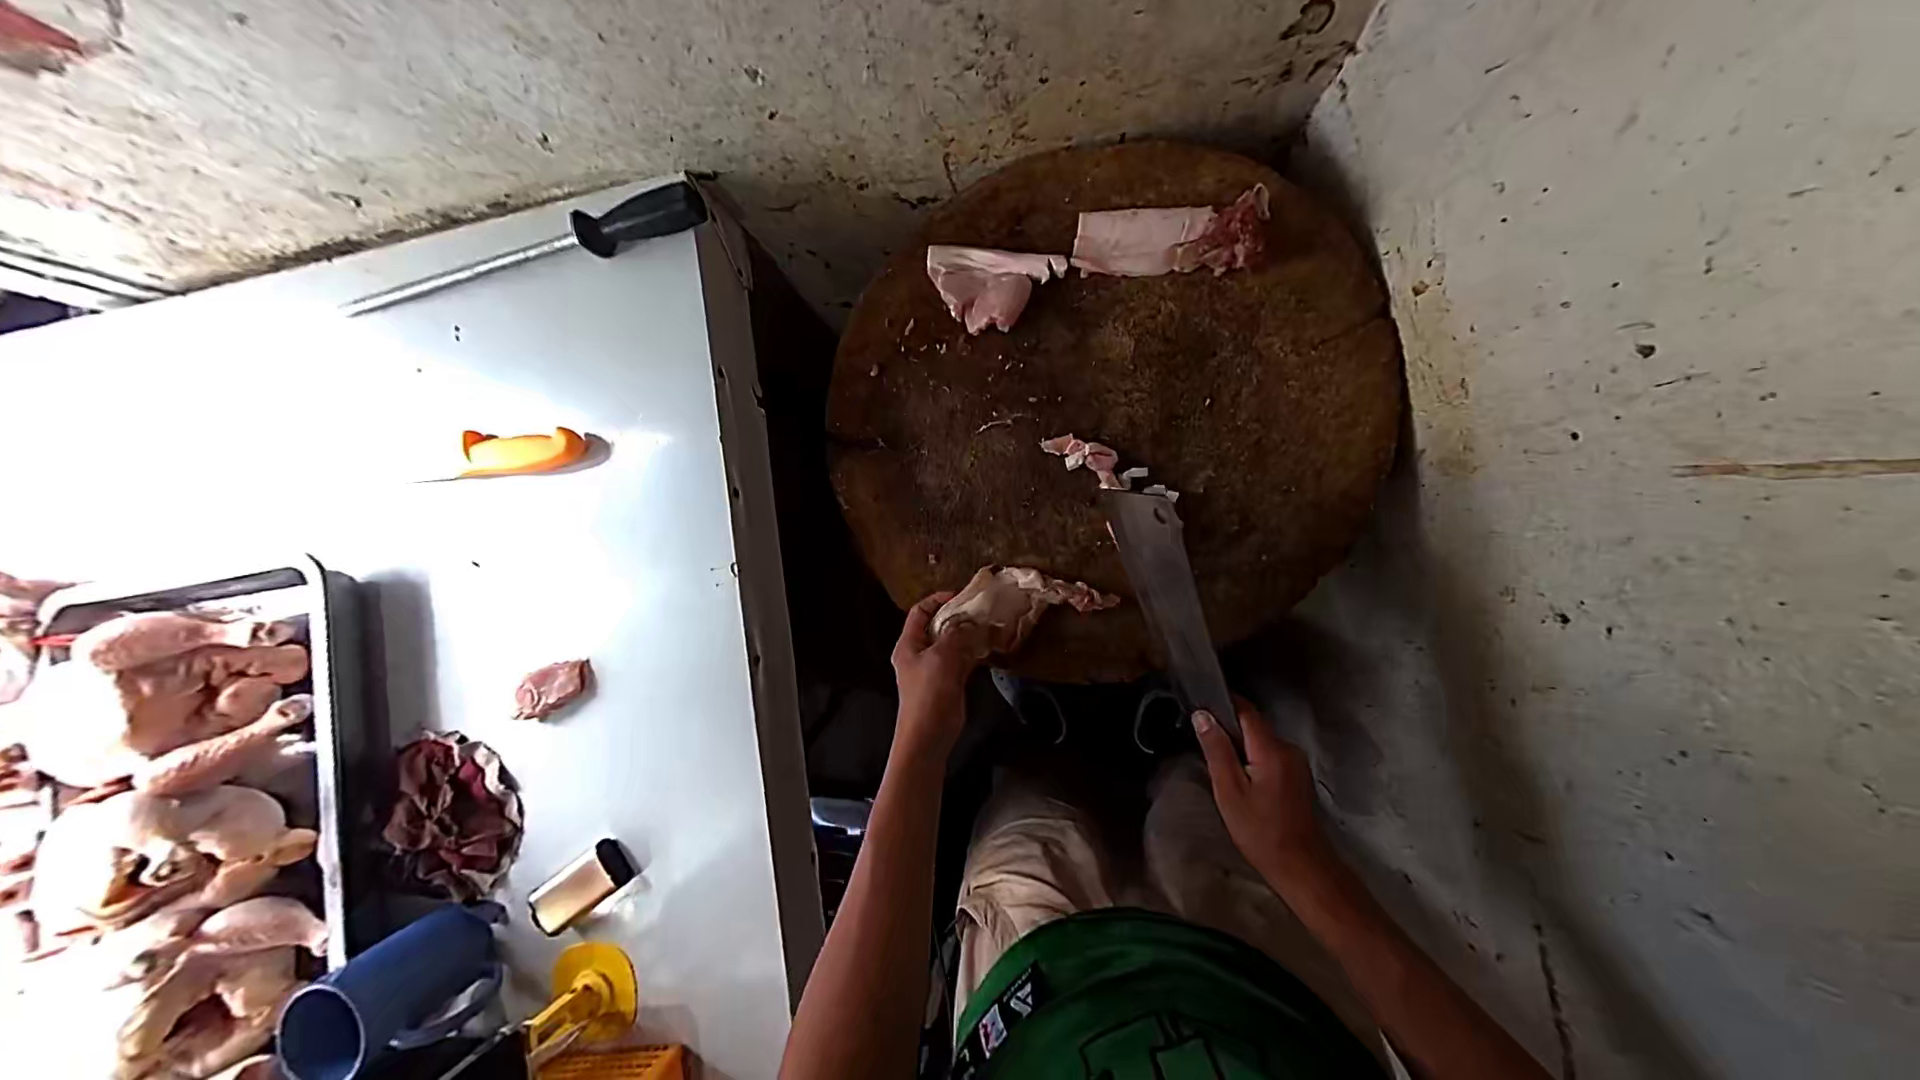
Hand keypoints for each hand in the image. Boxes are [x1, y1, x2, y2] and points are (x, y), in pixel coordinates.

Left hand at [890, 592, 985, 757]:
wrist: (928, 736)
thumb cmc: (928, 694)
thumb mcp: (941, 658)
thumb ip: (955, 636)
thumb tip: (967, 622)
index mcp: (908, 644)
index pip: (919, 613)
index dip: (936, 600)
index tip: (959, 596)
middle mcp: (920, 654)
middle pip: (937, 627)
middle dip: (957, 617)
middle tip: (979, 610)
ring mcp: (935, 669)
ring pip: (952, 644)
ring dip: (968, 635)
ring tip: (988, 624)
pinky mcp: (949, 682)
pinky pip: (962, 661)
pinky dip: (974, 653)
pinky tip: (989, 646)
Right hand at [1193, 697, 1331, 882]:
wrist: (1302, 868)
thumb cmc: (1261, 832)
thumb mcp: (1229, 790)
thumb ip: (1216, 749)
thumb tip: (1202, 715)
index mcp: (1272, 750)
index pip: (1246, 710)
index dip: (1222, 703)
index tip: (1199, 703)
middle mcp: (1289, 750)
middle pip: (1254, 725)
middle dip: (1228, 726)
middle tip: (1201, 738)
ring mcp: (1296, 763)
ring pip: (1261, 740)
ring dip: (1239, 744)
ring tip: (1216, 759)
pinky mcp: (1297, 777)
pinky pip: (1269, 754)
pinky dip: (1251, 757)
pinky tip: (1238, 775)